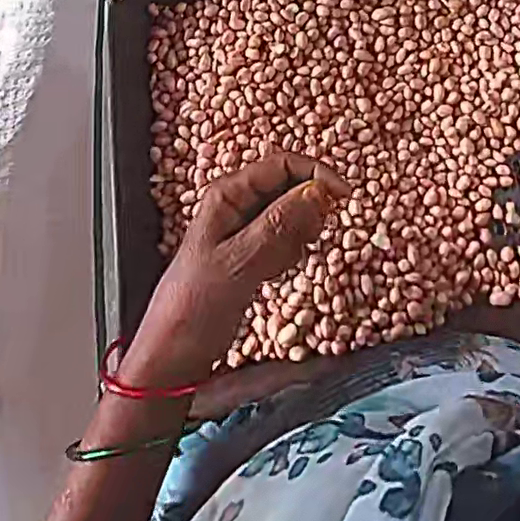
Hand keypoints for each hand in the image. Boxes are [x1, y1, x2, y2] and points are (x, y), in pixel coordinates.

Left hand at [118, 152, 346, 387]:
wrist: (173, 355)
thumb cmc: (195, 306)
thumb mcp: (240, 262)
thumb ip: (280, 225)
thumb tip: (319, 191)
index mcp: (229, 193)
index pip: (283, 164)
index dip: (317, 174)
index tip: (346, 196)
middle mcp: (238, 203)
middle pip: (291, 186)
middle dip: (307, 211)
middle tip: (306, 242)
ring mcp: (245, 228)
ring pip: (292, 215)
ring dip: (298, 237)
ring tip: (277, 265)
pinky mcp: (252, 252)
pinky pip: (286, 241)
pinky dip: (290, 254)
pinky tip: (272, 275)